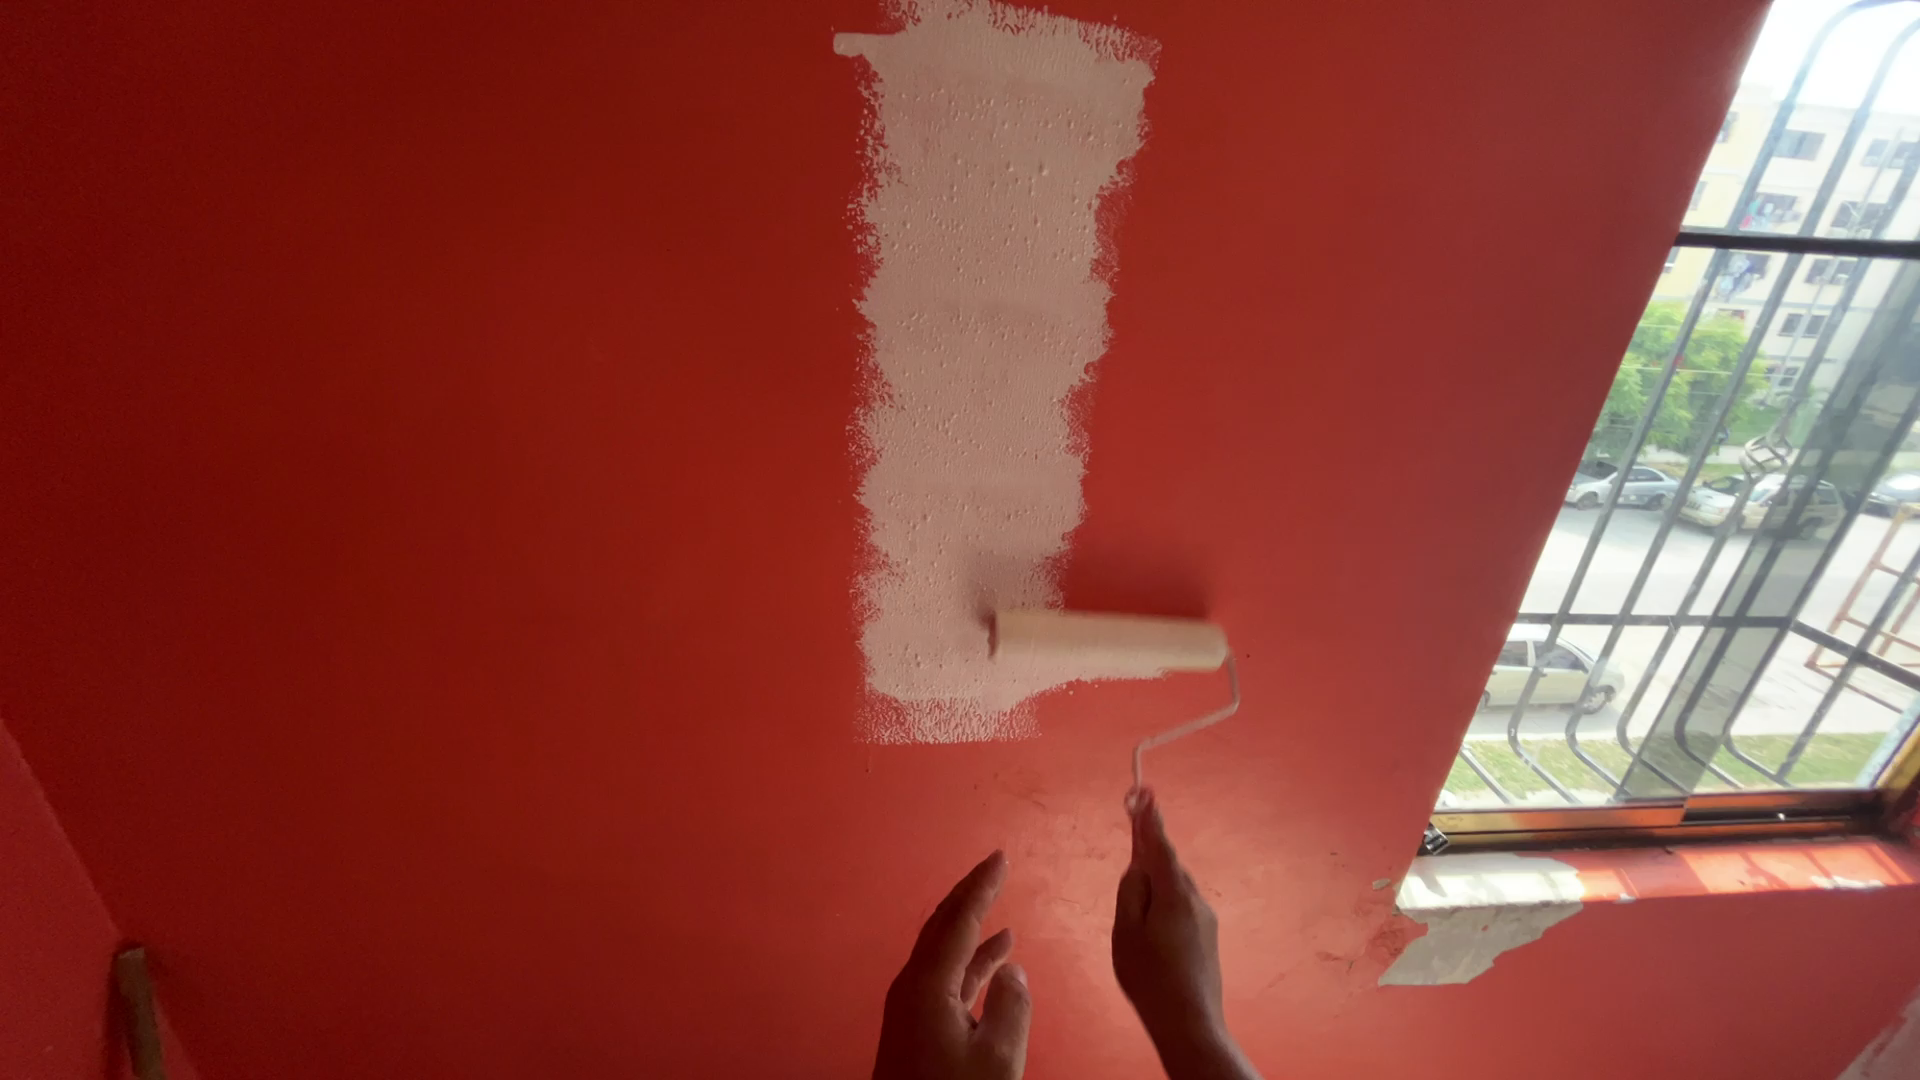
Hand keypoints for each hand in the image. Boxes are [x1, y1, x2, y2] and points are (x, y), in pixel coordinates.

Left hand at [874, 851, 1031, 1079]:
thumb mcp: (996, 1062)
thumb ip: (1011, 1008)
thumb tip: (1013, 971)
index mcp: (927, 983)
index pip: (960, 919)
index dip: (982, 884)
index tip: (1001, 856)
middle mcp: (913, 985)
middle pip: (944, 926)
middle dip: (970, 895)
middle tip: (995, 868)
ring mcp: (911, 1008)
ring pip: (945, 954)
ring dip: (975, 935)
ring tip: (1005, 923)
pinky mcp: (915, 1031)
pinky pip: (946, 980)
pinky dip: (972, 967)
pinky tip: (995, 969)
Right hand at [1113, 791, 1259, 1079]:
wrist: (1190, 1024)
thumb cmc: (1149, 976)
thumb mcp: (1125, 931)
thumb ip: (1130, 891)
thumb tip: (1139, 867)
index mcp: (1173, 891)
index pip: (1159, 844)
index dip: (1149, 818)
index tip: (1145, 791)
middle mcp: (1194, 897)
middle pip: (1167, 866)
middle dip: (1147, 864)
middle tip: (1129, 892)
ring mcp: (1205, 917)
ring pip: (1174, 888)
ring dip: (1156, 892)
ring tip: (1139, 932)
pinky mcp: (1208, 935)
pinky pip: (1182, 906)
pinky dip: (1166, 907)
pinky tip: (1156, 940)